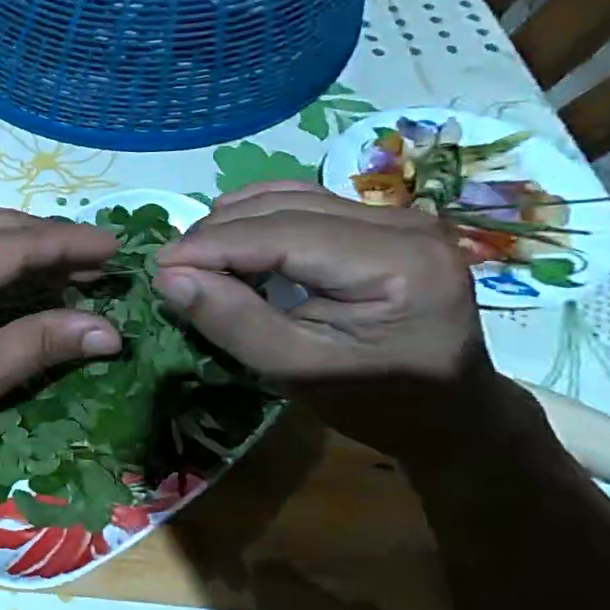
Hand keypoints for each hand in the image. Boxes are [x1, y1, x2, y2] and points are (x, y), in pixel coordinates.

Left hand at [0, 208, 122, 452]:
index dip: (71, 243)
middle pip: (4, 225)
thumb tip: (112, 331)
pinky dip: (6, 246)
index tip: (117, 247)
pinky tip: (30, 265)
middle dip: (56, 240)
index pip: (19, 243)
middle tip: (103, 261)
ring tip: (75, 262)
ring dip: (32, 240)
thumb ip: (44, 342)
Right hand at [153, 182, 507, 455]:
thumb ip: (234, 321)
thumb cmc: (377, 403)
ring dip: (234, 221)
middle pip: (284, 207)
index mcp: (397, 262)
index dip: (213, 245)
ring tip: (195, 256)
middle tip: (172, 268)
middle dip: (217, 233)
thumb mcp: (298, 371)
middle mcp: (403, 222)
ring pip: (291, 195)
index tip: (158, 266)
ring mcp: (397, 215)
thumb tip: (168, 277)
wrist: (450, 413)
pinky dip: (259, 218)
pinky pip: (306, 202)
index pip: (283, 235)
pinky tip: (233, 241)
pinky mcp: (384, 221)